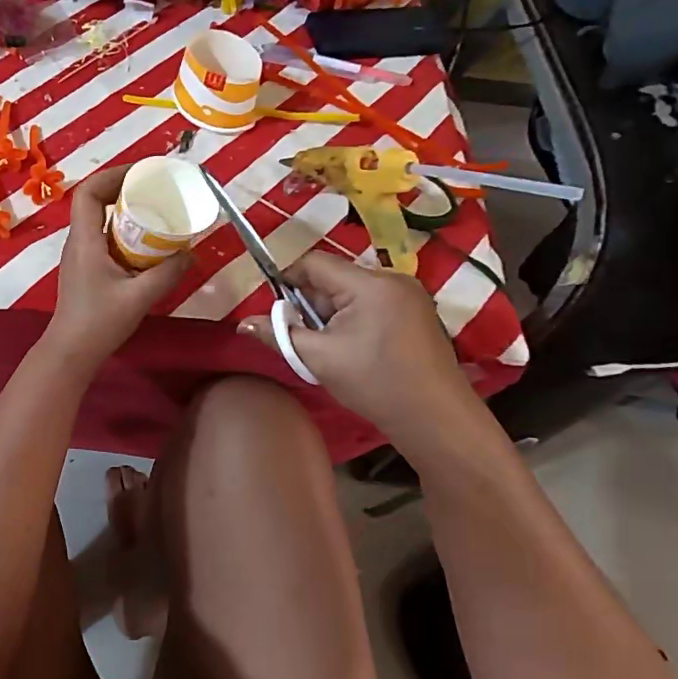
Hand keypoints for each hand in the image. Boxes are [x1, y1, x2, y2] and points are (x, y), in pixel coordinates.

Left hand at [45, 166, 191, 368]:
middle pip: (94, 202)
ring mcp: (79, 257)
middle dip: (123, 190)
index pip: (88, 192)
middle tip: (154, 191)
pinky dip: (123, 234)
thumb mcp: (139, 297)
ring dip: (124, 213)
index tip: (141, 174)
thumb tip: (192, 254)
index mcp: (85, 241)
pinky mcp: (85, 270)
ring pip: (99, 221)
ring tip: (154, 213)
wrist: (71, 352)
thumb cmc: (99, 323)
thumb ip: (167, 274)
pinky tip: (145, 245)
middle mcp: (78, 243)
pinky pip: (103, 239)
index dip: (112, 176)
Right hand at [240, 252, 483, 444]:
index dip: (287, 279)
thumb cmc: (374, 383)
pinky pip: (372, 303)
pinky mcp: (416, 312)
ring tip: (326, 346)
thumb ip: (280, 334)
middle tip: (299, 336)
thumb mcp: (319, 358)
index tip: (273, 308)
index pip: (314, 263)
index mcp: (369, 283)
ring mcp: (409, 294)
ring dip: (330, 313)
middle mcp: (392, 279)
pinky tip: (352, 348)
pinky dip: (352, 318)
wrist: (434, 416)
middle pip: (334, 277)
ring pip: (351, 292)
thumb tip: (243, 323)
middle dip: (310, 302)